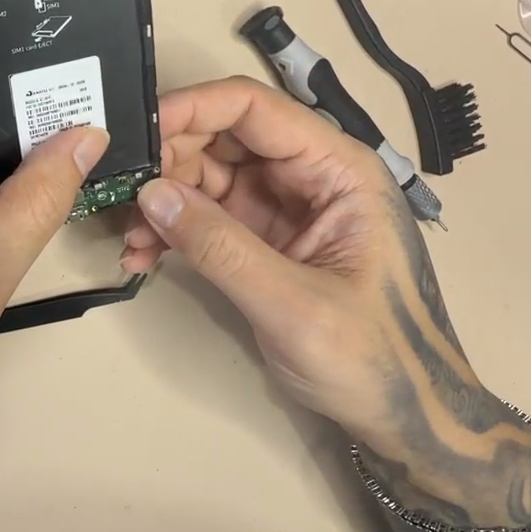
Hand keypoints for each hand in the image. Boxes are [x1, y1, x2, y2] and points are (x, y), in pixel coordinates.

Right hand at [121, 77, 530, 485]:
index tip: (139, 134)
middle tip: (124, 196)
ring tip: (131, 239)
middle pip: (220, 136)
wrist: (406, 423)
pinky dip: (170, 229)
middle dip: (167, 162)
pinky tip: (144, 256)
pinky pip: (202, 214)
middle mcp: (306, 175)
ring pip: (203, 174)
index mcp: (336, 169)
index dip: (192, 108)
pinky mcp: (259, 236)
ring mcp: (280, 206)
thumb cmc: (374, 361)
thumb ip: (220, 247)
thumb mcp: (294, 306)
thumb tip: (150, 194)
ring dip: (161, 200)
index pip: (254, 108)